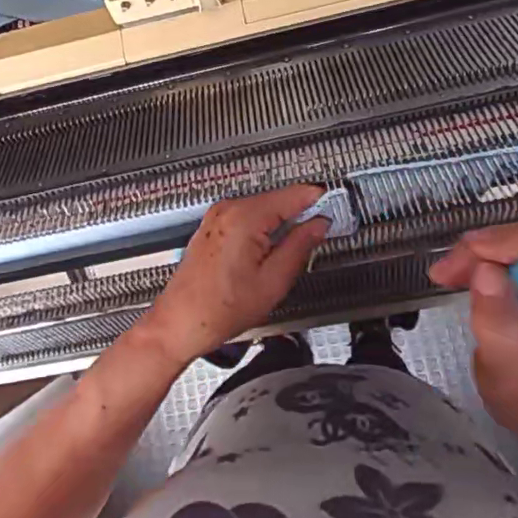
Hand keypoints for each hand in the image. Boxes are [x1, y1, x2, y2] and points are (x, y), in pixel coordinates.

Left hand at [137, 186, 330, 366]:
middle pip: (280, 199)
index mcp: (246, 217)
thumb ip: (300, 246)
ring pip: (265, 209)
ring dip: (282, 225)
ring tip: (290, 254)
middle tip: (319, 237)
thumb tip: (319, 225)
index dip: (320, 201)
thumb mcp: (273, 281)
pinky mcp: (214, 226)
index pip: (296, 194)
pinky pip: (249, 218)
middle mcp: (229, 209)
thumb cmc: (218, 308)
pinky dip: (264, 229)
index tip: (337, 209)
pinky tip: (268, 255)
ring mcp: (219, 216)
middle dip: (301, 216)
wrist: (180, 323)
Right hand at [428, 224, 517, 459]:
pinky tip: (471, 276)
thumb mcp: (510, 383)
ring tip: (449, 275)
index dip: (502, 249)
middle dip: (484, 250)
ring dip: (484, 254)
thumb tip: (485, 272)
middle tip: (442, 273)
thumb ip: (500, 331)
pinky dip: (494, 260)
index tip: (454, 267)